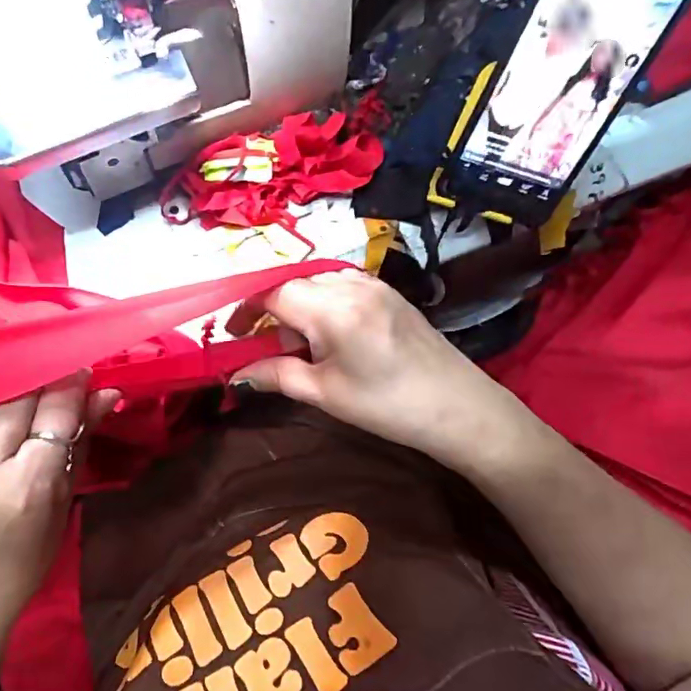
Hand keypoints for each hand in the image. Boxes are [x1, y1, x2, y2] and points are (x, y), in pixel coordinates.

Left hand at [0, 375, 116, 690]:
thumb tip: (106, 394)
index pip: (54, 413)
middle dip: (36, 373)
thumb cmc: (19, 567)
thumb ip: (79, 447)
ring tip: (6, 369)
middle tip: (46, 366)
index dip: (71, 384)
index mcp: (27, 488)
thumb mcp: (60, 512)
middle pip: (12, 395)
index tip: (78, 369)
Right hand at [229, 271, 545, 476]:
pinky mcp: (388, 292)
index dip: (245, 310)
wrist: (459, 408)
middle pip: (292, 282)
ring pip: (315, 282)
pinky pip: (340, 285)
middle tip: (265, 346)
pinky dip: (321, 303)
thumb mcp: (323, 393)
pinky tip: (329, 335)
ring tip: (300, 345)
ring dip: (296, 306)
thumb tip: (236, 373)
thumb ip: (275, 375)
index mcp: (333, 308)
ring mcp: (374, 284)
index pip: (273, 292)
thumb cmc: (387, 406)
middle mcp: (352, 284)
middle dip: (270, 309)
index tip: (231, 334)